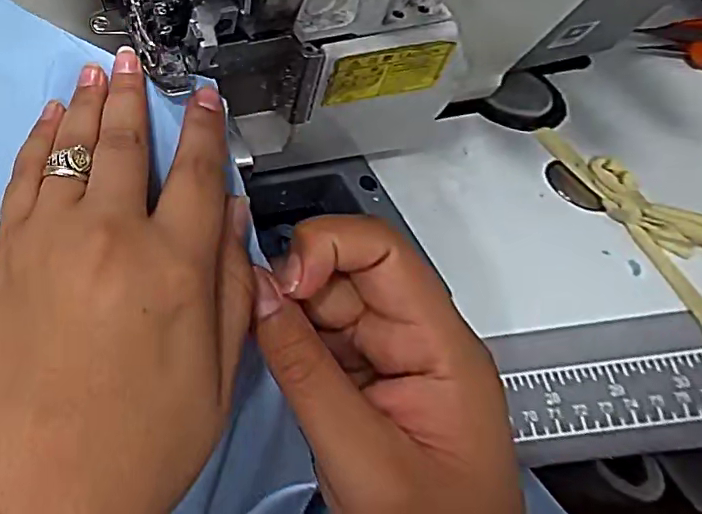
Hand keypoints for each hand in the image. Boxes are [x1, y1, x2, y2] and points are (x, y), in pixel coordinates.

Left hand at [0, 48, 252, 513]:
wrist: (35, 462)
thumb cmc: (135, 434)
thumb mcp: (215, 374)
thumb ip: (229, 284)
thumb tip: (230, 214)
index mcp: (170, 265)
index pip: (194, 172)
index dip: (201, 126)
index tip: (201, 95)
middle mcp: (109, 231)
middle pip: (125, 141)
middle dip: (131, 93)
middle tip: (130, 60)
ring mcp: (52, 228)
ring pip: (72, 143)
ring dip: (85, 102)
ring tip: (93, 71)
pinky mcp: (12, 238)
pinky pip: (26, 170)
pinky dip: (39, 136)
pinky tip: (48, 115)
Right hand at [250, 216, 520, 513]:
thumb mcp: (362, 456)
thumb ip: (304, 368)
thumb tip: (259, 291)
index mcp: (441, 349)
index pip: (383, 251)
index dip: (327, 246)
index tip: (286, 280)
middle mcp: (413, 337)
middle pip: (342, 264)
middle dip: (293, 281)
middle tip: (262, 311)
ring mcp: (382, 350)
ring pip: (317, 291)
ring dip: (282, 306)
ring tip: (267, 342)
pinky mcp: (353, 365)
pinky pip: (308, 321)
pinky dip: (280, 328)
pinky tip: (273, 351)